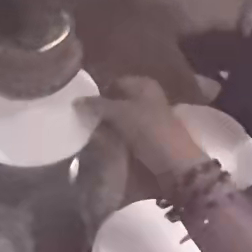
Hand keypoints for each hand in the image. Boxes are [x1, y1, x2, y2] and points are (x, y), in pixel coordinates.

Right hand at [77, 76, 210, 180]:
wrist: (175, 168)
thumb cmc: (151, 132)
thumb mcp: (121, 113)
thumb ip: (97, 105)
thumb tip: (75, 101)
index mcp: (144, 86)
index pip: (114, 83)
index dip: (99, 92)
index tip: (80, 105)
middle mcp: (145, 101)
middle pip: (114, 103)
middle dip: (98, 112)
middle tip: (78, 121)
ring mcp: (145, 123)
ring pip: (116, 122)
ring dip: (102, 129)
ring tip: (84, 136)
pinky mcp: (143, 143)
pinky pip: (119, 139)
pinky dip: (109, 143)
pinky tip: (97, 148)